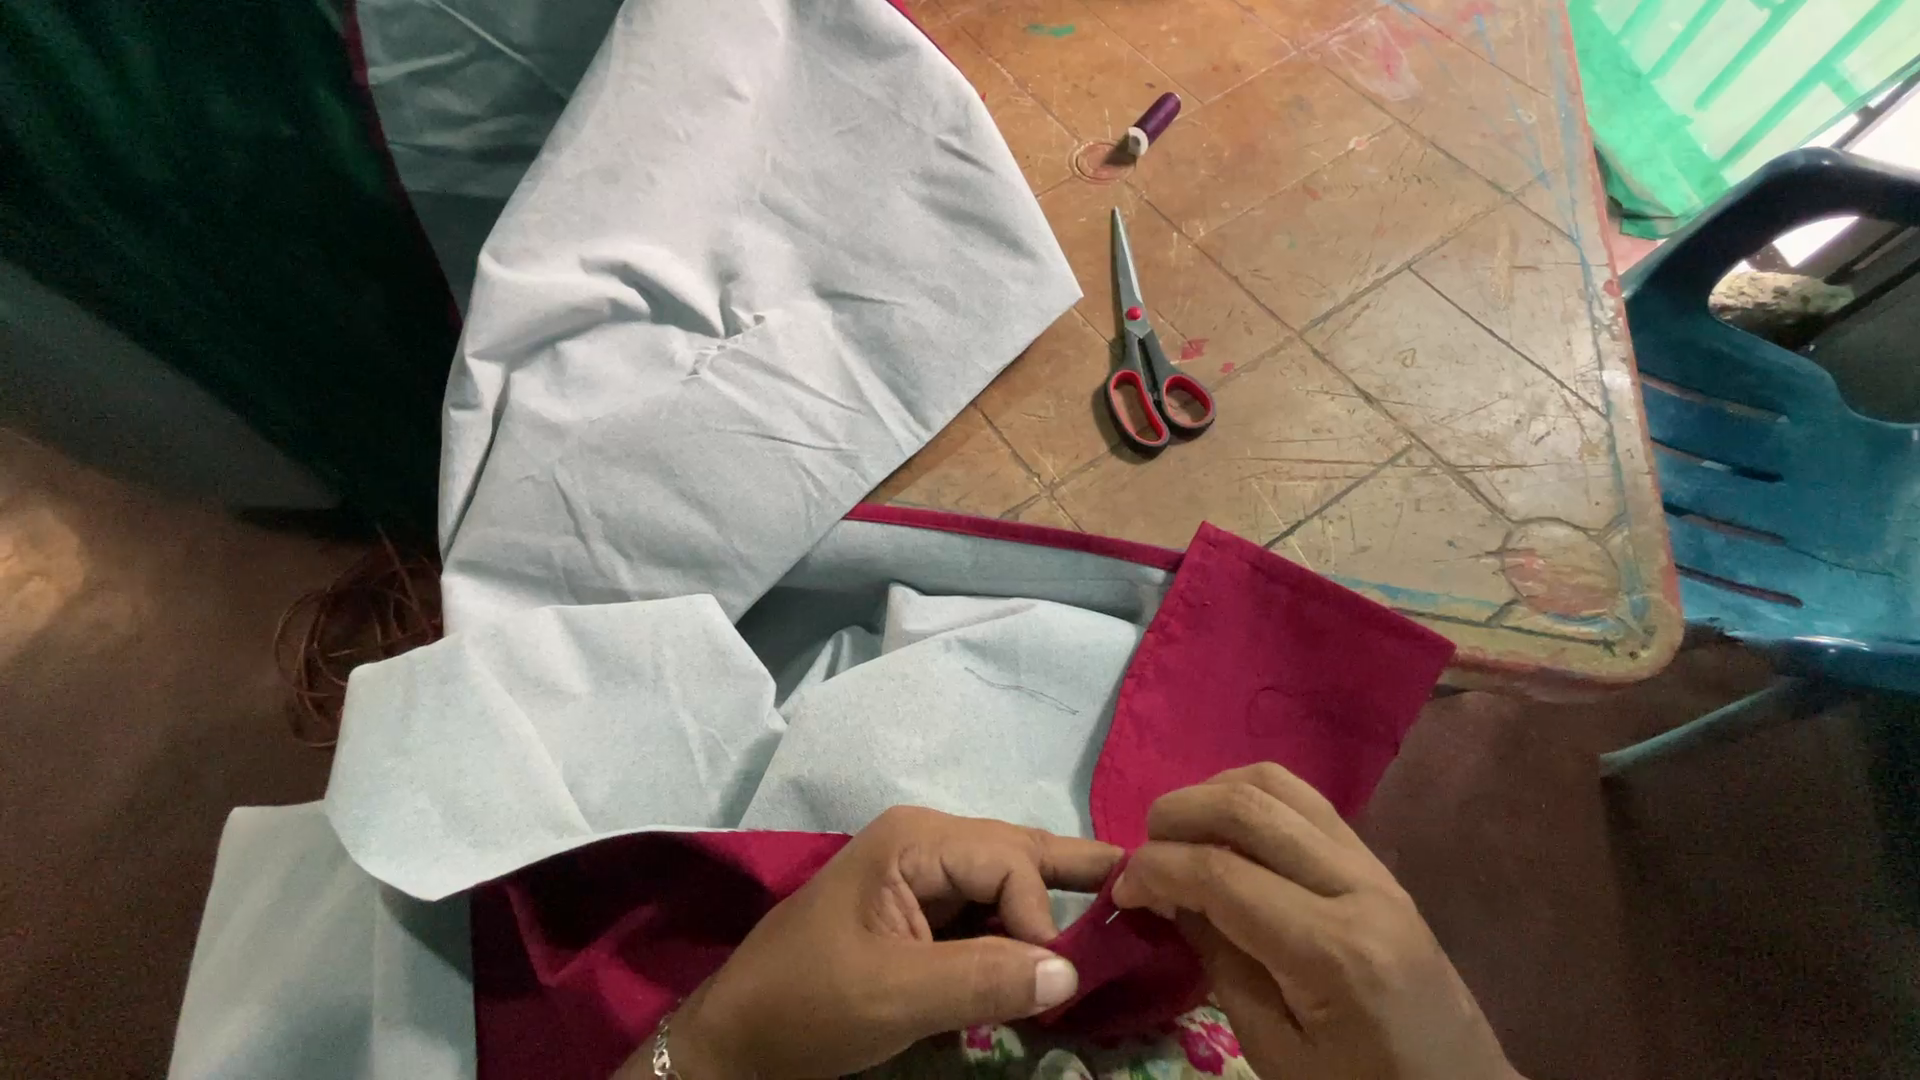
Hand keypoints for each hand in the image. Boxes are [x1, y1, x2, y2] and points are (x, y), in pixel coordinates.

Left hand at [625, 806, 1120, 1079]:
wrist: (738, 1034)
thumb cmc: (808, 1003)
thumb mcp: (895, 996)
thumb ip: (984, 978)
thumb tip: (1070, 970)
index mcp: (914, 842)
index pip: (1005, 860)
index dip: (1037, 916)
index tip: (1050, 980)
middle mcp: (922, 843)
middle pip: (1010, 850)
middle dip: (1067, 865)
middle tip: (1133, 870)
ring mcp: (917, 874)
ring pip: (1000, 875)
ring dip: (1046, 893)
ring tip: (1107, 892)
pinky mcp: (914, 909)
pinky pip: (980, 907)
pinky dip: (1016, 922)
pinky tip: (1048, 932)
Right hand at [1112, 764, 1519, 1079]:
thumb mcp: (1274, 1050)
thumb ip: (1216, 958)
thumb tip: (1164, 892)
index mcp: (1335, 952)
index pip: (1219, 874)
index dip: (1154, 869)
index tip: (1121, 887)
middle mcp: (1358, 888)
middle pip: (1246, 806)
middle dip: (1175, 815)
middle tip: (1144, 851)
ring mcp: (1374, 865)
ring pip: (1275, 783)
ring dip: (1211, 793)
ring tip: (1182, 833)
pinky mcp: (1376, 861)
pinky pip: (1302, 798)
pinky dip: (1248, 797)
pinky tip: (1226, 830)